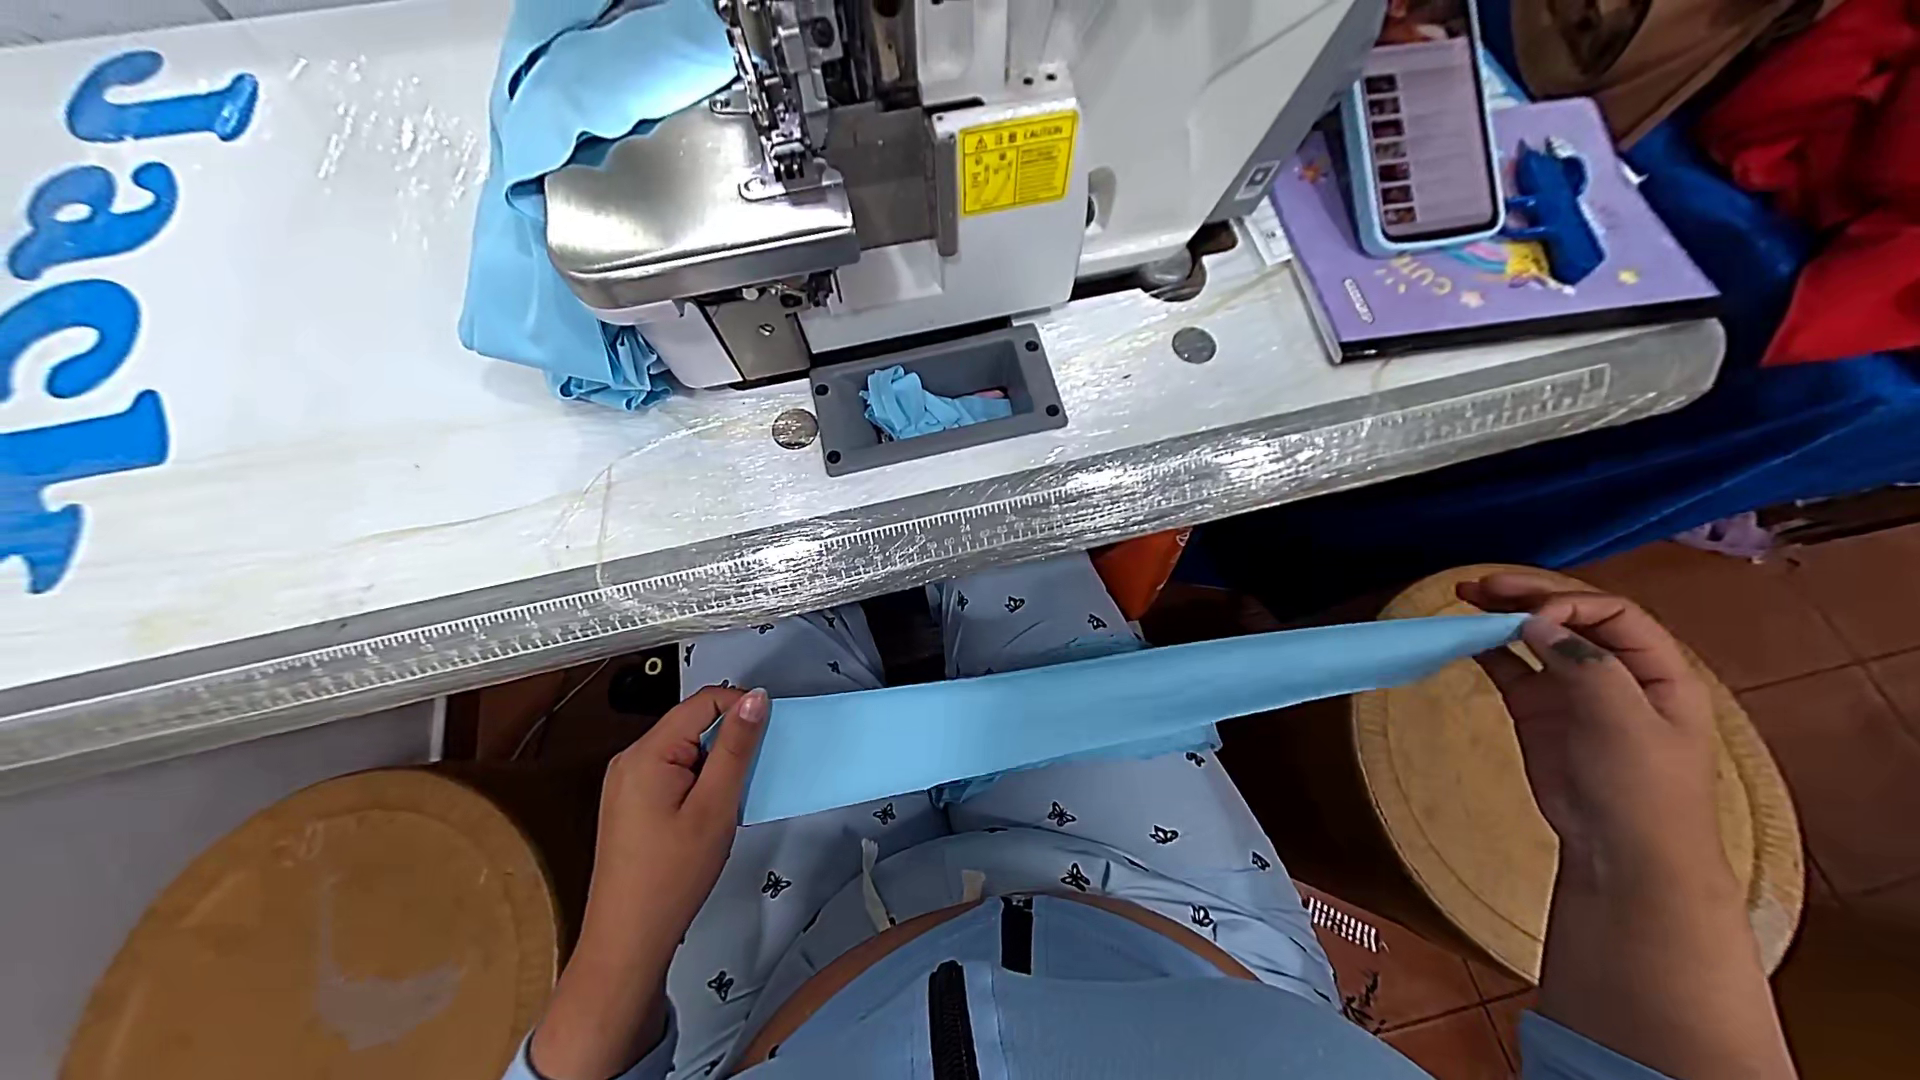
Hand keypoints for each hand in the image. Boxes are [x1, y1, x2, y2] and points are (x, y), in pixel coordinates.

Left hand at [582, 684, 770, 945]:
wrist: (628, 940)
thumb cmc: (668, 879)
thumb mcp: (716, 806)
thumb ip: (737, 746)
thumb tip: (754, 699)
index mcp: (647, 754)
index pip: (704, 701)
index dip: (742, 707)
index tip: (768, 731)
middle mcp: (630, 759)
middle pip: (694, 721)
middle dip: (730, 738)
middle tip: (752, 772)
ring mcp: (627, 780)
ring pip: (687, 745)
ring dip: (718, 759)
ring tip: (731, 796)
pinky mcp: (632, 799)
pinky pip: (675, 767)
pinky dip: (701, 777)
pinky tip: (712, 807)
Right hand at [1456, 573, 1728, 895]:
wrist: (1619, 849)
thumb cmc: (1640, 787)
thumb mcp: (1625, 723)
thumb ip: (1586, 666)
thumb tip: (1535, 621)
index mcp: (1656, 670)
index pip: (1613, 614)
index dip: (1569, 604)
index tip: (1527, 615)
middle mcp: (1614, 671)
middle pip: (1570, 617)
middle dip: (1528, 596)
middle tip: (1481, 585)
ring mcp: (1571, 688)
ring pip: (1536, 636)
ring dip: (1503, 614)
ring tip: (1466, 596)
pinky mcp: (1537, 706)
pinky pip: (1510, 665)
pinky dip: (1487, 647)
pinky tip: (1465, 635)